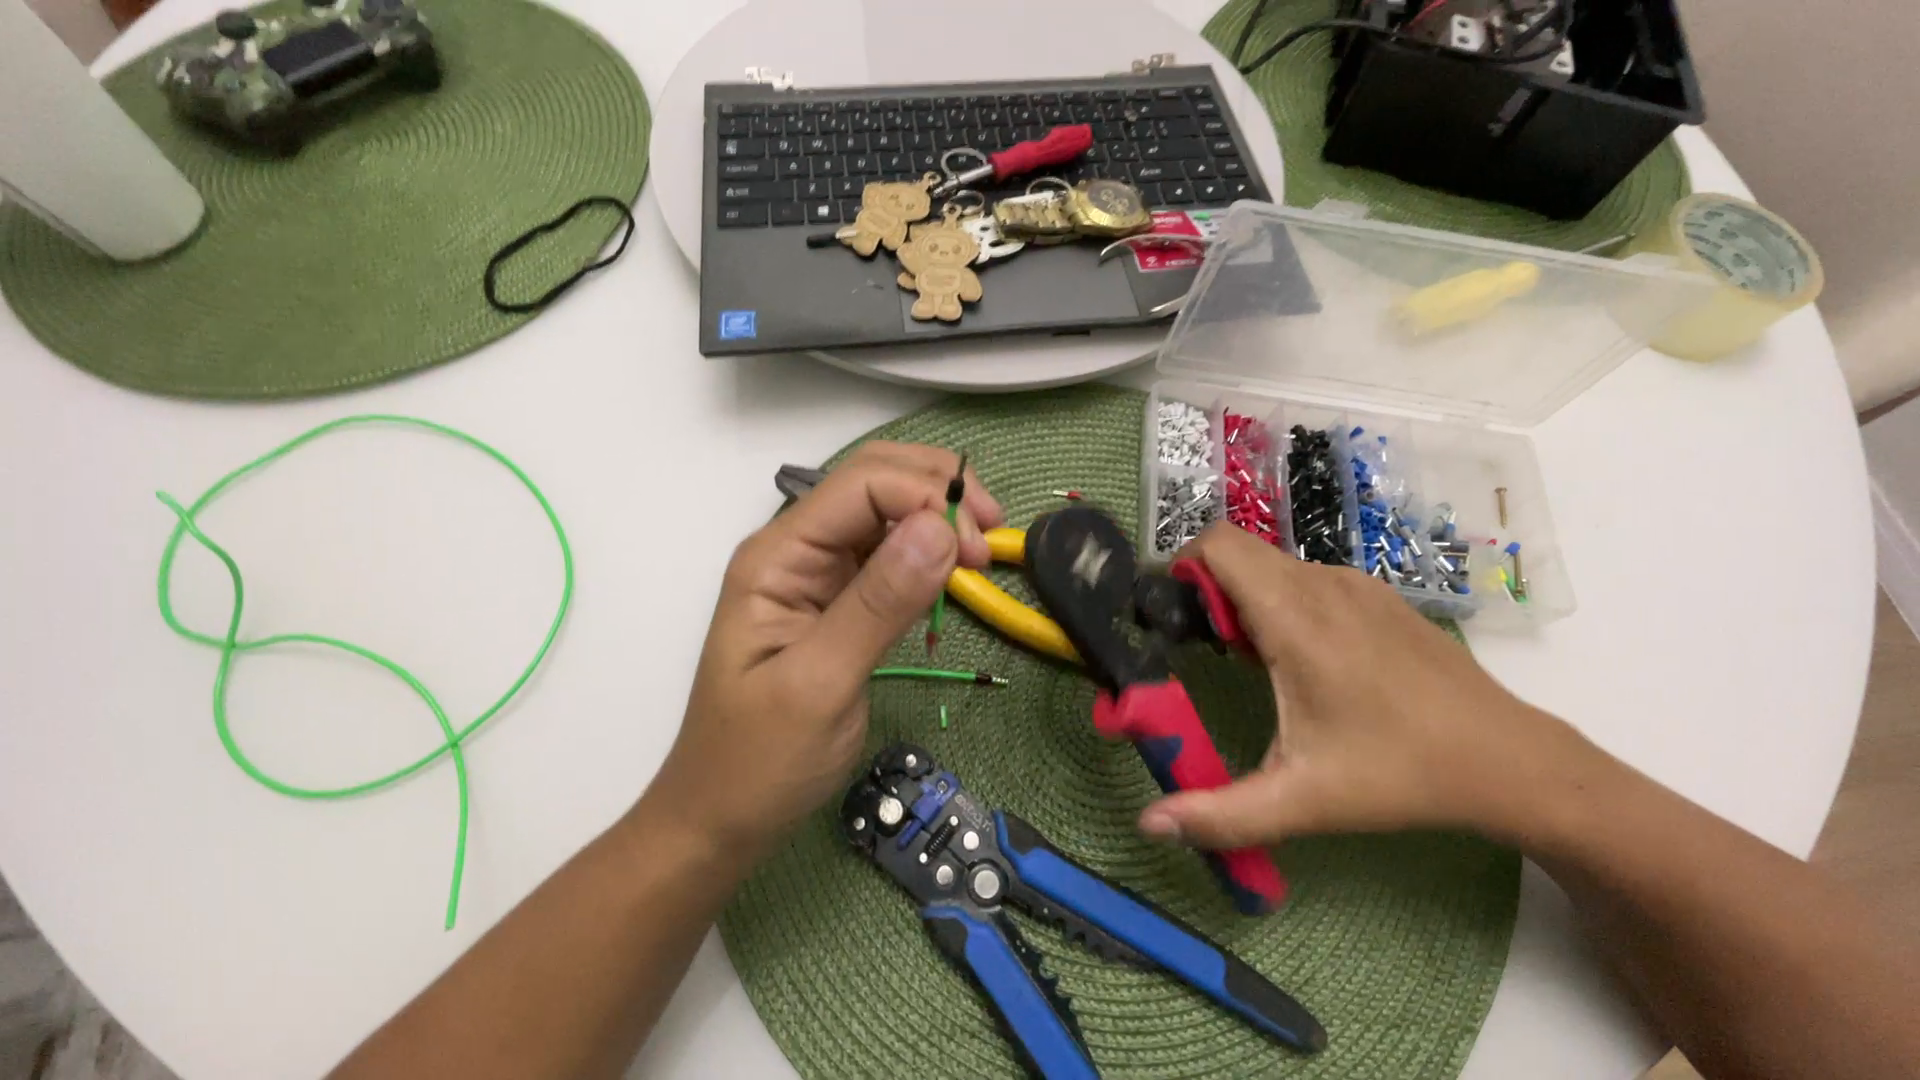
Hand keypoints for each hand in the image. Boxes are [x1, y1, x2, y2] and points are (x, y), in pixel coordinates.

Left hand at [645, 443, 1002, 861]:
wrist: (722, 819)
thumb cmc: (758, 760)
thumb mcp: (820, 683)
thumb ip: (878, 603)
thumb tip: (941, 529)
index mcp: (777, 557)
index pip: (861, 485)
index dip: (927, 497)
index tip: (979, 550)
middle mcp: (796, 551)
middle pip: (874, 482)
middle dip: (938, 490)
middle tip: (993, 533)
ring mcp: (816, 576)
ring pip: (886, 514)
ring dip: (938, 517)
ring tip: (983, 553)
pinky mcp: (837, 604)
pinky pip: (889, 558)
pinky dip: (928, 554)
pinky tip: (955, 572)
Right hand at [1139, 524, 1599, 850]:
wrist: (1508, 760)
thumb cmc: (1399, 774)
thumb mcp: (1302, 801)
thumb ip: (1220, 814)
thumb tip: (1148, 825)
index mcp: (1295, 617)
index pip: (1218, 544)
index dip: (1179, 567)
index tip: (1169, 617)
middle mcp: (1324, 584)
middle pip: (1238, 552)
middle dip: (1205, 588)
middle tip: (1204, 650)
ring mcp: (1357, 585)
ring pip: (1273, 566)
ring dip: (1245, 599)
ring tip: (1254, 665)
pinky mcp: (1380, 596)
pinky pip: (1308, 580)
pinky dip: (1283, 603)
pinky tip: (1305, 664)